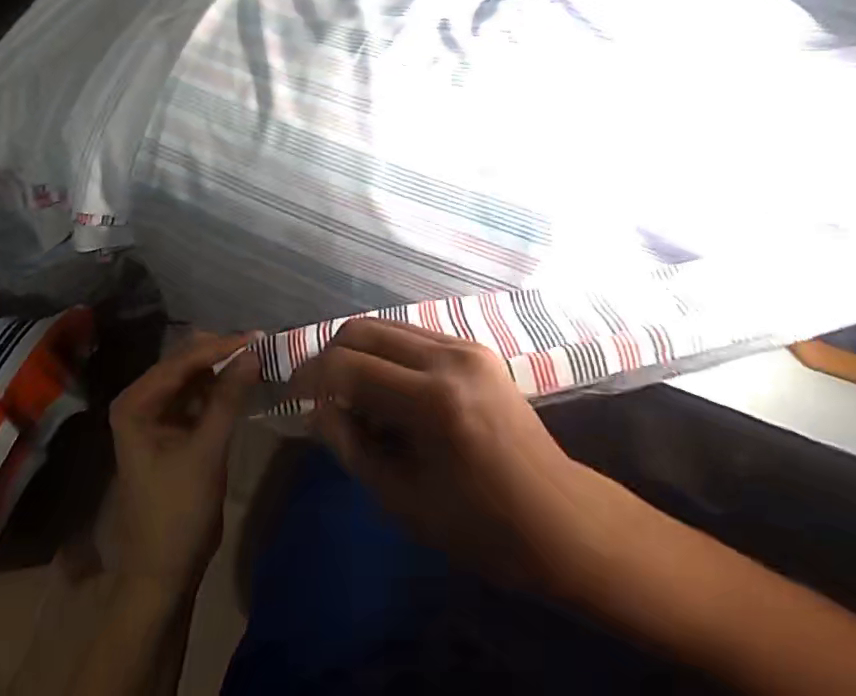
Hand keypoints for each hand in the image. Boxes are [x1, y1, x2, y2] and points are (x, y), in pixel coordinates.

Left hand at [108, 331, 260, 587]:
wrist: (163, 568)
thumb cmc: (178, 510)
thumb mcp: (206, 450)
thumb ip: (228, 398)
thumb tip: (253, 353)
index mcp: (135, 403)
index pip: (180, 361)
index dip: (219, 346)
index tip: (258, 336)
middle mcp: (139, 401)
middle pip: (183, 364)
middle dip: (220, 353)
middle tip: (260, 344)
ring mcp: (153, 415)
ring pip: (191, 379)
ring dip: (221, 369)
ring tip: (256, 357)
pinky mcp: (169, 430)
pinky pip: (195, 398)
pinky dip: (217, 390)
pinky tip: (241, 383)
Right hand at [287, 319, 610, 589]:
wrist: (562, 520)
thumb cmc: (481, 528)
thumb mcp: (401, 499)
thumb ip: (349, 445)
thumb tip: (315, 409)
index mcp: (432, 401)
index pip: (345, 366)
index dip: (309, 378)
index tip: (293, 397)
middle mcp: (449, 358)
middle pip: (361, 330)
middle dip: (329, 357)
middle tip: (318, 394)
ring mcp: (466, 347)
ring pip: (386, 327)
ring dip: (358, 354)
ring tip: (354, 397)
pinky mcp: (476, 349)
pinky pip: (412, 337)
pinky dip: (386, 355)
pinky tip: (388, 392)